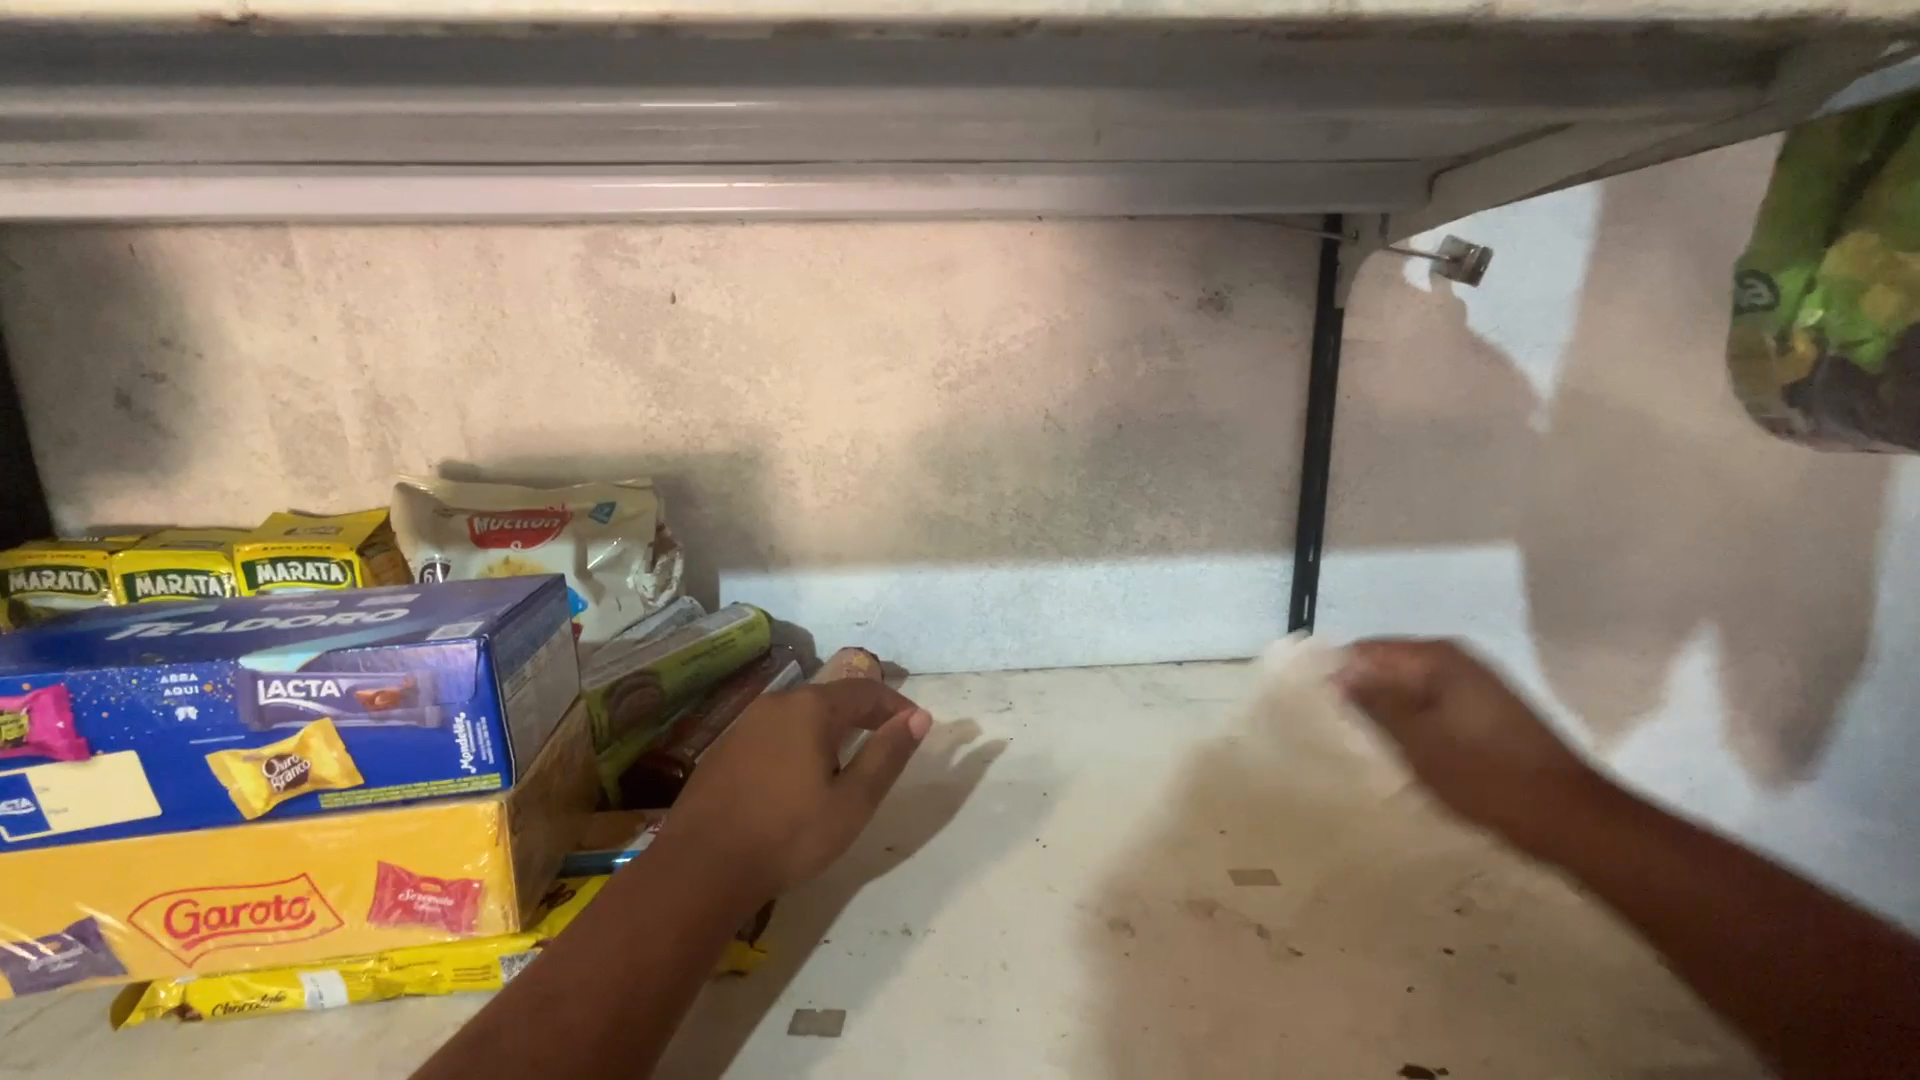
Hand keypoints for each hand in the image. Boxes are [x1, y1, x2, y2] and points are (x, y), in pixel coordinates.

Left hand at [657, 679, 931, 897]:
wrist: (700, 868)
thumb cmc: (788, 835)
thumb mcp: (853, 801)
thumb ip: (888, 755)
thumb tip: (918, 717)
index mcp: (811, 708)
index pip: (866, 691)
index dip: (896, 705)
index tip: (915, 726)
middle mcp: (777, 703)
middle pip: (831, 698)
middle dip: (863, 716)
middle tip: (885, 743)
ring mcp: (745, 724)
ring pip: (800, 716)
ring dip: (829, 730)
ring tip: (845, 764)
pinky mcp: (724, 749)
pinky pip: (774, 734)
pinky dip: (798, 745)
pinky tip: (797, 780)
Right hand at [1334, 638, 1614, 856]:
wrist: (1570, 818)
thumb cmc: (1486, 776)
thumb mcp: (1417, 741)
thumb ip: (1373, 702)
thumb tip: (1336, 674)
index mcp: (1437, 658)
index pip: (1364, 651)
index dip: (1335, 673)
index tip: (1309, 705)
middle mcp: (1455, 661)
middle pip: (1385, 667)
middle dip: (1357, 692)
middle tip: (1327, 727)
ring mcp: (1473, 687)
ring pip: (1406, 689)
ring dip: (1382, 712)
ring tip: (1355, 742)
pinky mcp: (1483, 713)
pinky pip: (1428, 706)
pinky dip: (1408, 723)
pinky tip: (1395, 751)